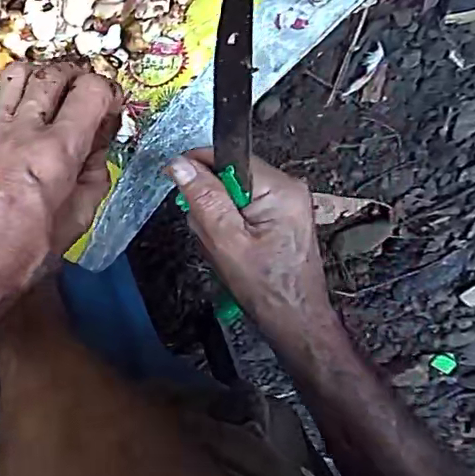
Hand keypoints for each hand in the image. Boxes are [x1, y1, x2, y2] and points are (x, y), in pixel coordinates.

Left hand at [0, 62, 121, 305]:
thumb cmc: (33, 250)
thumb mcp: (81, 215)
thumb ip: (96, 169)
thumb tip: (100, 139)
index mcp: (57, 152)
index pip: (90, 90)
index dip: (109, 92)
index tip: (112, 107)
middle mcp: (24, 132)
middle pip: (55, 73)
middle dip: (79, 75)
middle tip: (87, 94)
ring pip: (19, 75)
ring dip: (44, 76)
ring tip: (55, 93)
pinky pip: (1, 105)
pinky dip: (20, 102)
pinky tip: (28, 124)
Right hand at [165, 149, 343, 351]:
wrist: (294, 319)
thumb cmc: (266, 287)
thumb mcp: (226, 241)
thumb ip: (203, 199)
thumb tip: (180, 164)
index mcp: (279, 188)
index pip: (227, 156)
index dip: (198, 171)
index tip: (183, 194)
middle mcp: (287, 187)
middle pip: (228, 175)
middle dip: (209, 202)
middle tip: (212, 234)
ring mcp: (285, 202)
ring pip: (232, 193)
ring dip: (218, 217)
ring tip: (224, 246)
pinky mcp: (280, 215)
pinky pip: (242, 208)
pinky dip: (230, 226)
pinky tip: (234, 248)